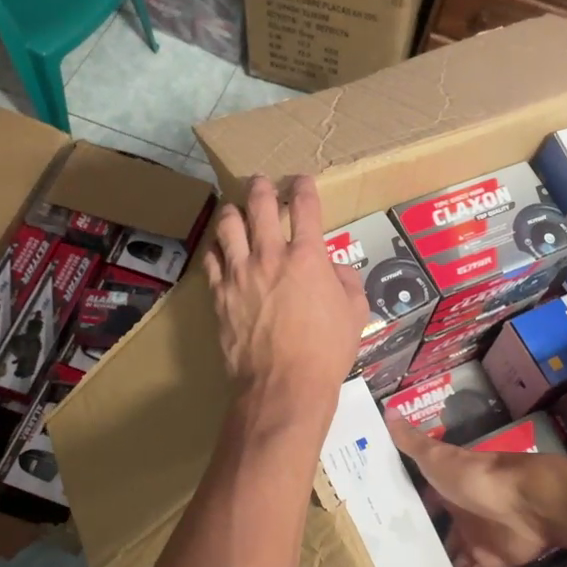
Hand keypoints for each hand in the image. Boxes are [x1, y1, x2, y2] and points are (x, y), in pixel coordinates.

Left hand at [203, 175, 366, 439]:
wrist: (283, 385)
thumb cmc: (326, 351)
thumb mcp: (355, 313)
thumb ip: (347, 282)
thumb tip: (335, 270)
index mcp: (308, 256)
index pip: (306, 206)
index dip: (304, 187)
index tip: (302, 181)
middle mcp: (271, 255)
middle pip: (260, 206)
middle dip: (262, 187)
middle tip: (262, 182)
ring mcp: (240, 273)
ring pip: (229, 226)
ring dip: (233, 211)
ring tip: (235, 208)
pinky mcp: (219, 294)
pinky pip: (211, 259)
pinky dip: (216, 248)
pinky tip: (219, 247)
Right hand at [388, 417, 550, 566]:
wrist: (526, 503)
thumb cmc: (476, 477)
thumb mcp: (438, 457)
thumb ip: (412, 442)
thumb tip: (387, 410)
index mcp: (447, 486)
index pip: (421, 497)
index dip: (402, 507)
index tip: (375, 520)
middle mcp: (460, 511)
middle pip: (435, 531)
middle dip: (415, 545)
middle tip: (381, 565)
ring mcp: (476, 539)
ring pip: (450, 558)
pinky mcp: (490, 563)